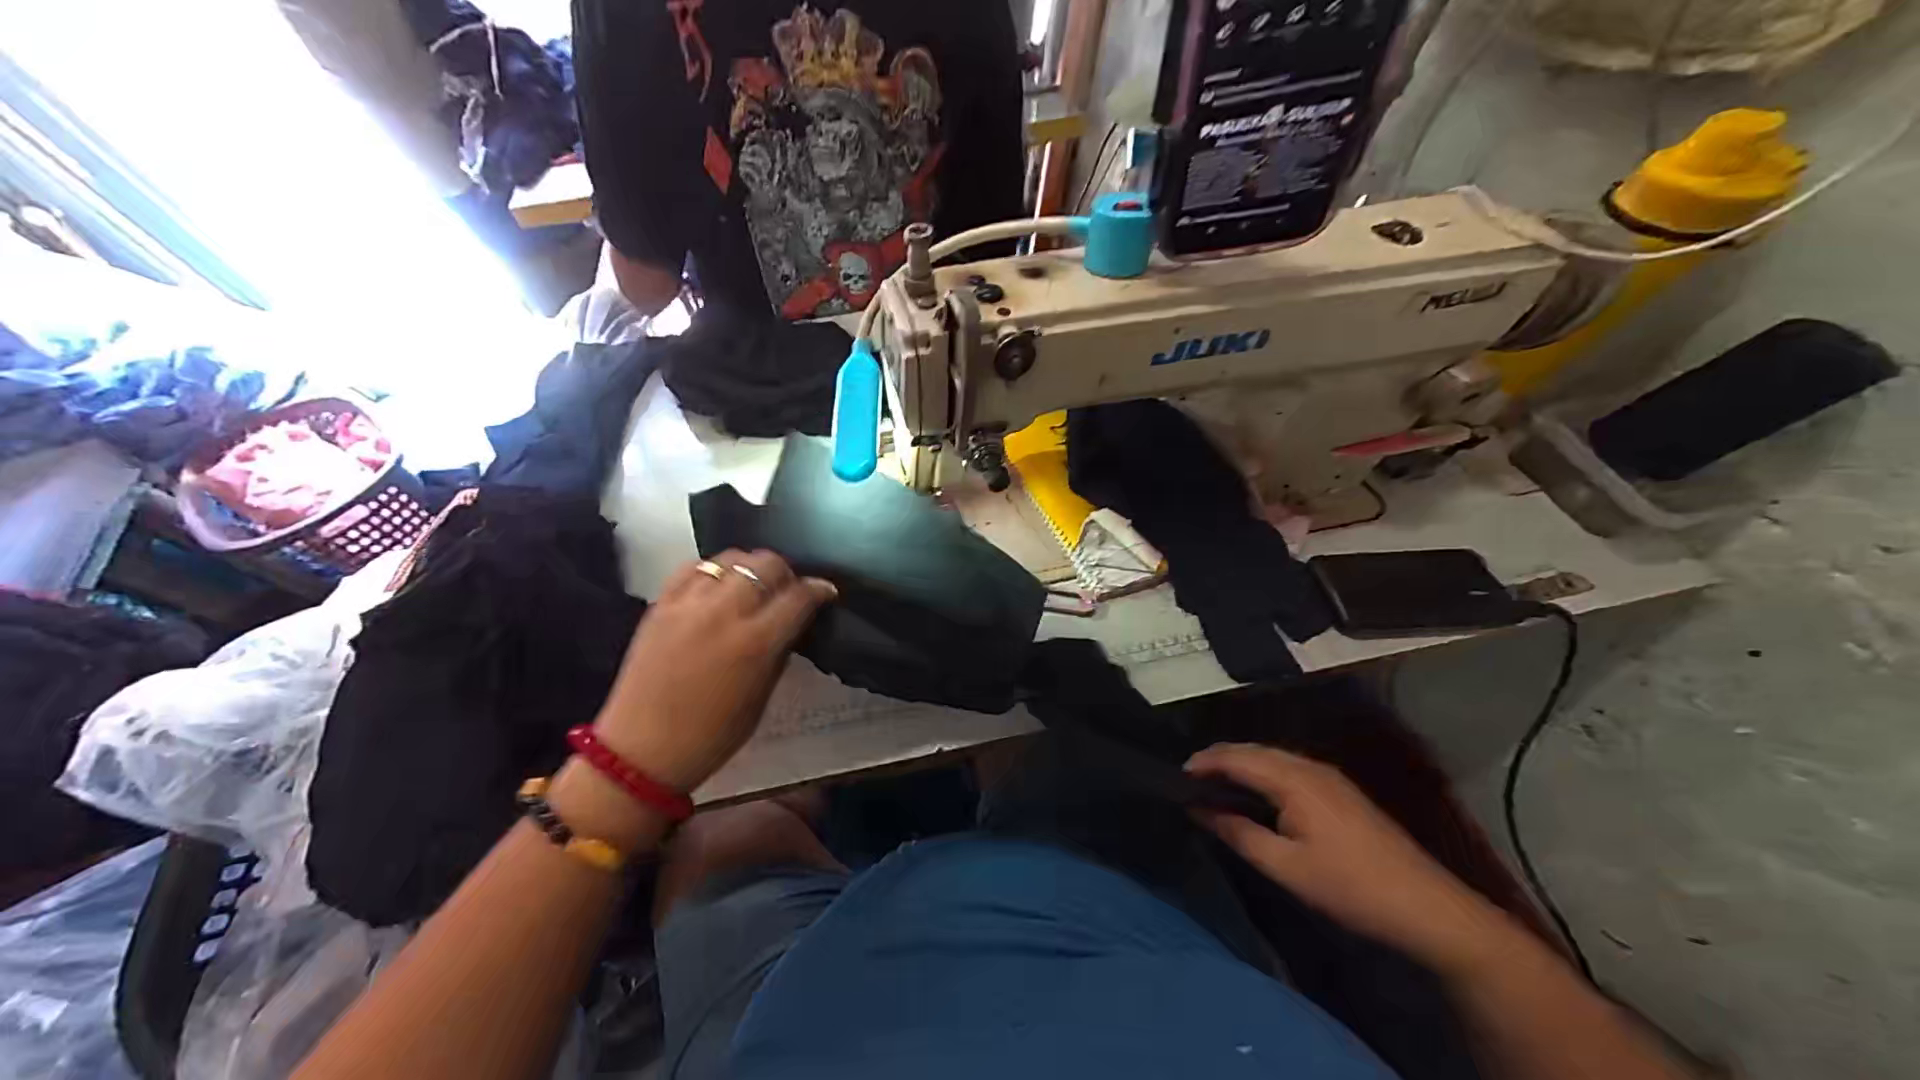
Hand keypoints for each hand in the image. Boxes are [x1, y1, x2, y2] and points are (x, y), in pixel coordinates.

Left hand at [593, 550, 835, 792]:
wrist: (642, 749)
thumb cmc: (713, 735)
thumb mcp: (762, 696)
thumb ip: (780, 651)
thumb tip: (793, 623)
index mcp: (756, 641)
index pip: (799, 596)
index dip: (819, 590)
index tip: (825, 593)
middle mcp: (725, 612)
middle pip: (767, 565)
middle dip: (786, 574)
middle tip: (787, 591)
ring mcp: (689, 603)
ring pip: (732, 558)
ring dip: (750, 568)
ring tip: (752, 586)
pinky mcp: (661, 603)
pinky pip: (694, 567)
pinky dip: (713, 570)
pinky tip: (718, 586)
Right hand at [1187, 743, 1512, 973]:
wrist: (1428, 908)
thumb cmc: (1349, 888)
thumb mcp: (1284, 866)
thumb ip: (1237, 832)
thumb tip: (1197, 808)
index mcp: (1294, 779)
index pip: (1236, 757)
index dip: (1203, 762)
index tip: (1175, 777)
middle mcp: (1310, 767)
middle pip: (1254, 750)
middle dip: (1219, 759)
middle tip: (1189, 780)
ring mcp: (1330, 777)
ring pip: (1272, 757)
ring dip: (1241, 765)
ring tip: (1214, 785)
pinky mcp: (1340, 791)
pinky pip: (1288, 768)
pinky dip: (1262, 773)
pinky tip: (1254, 794)